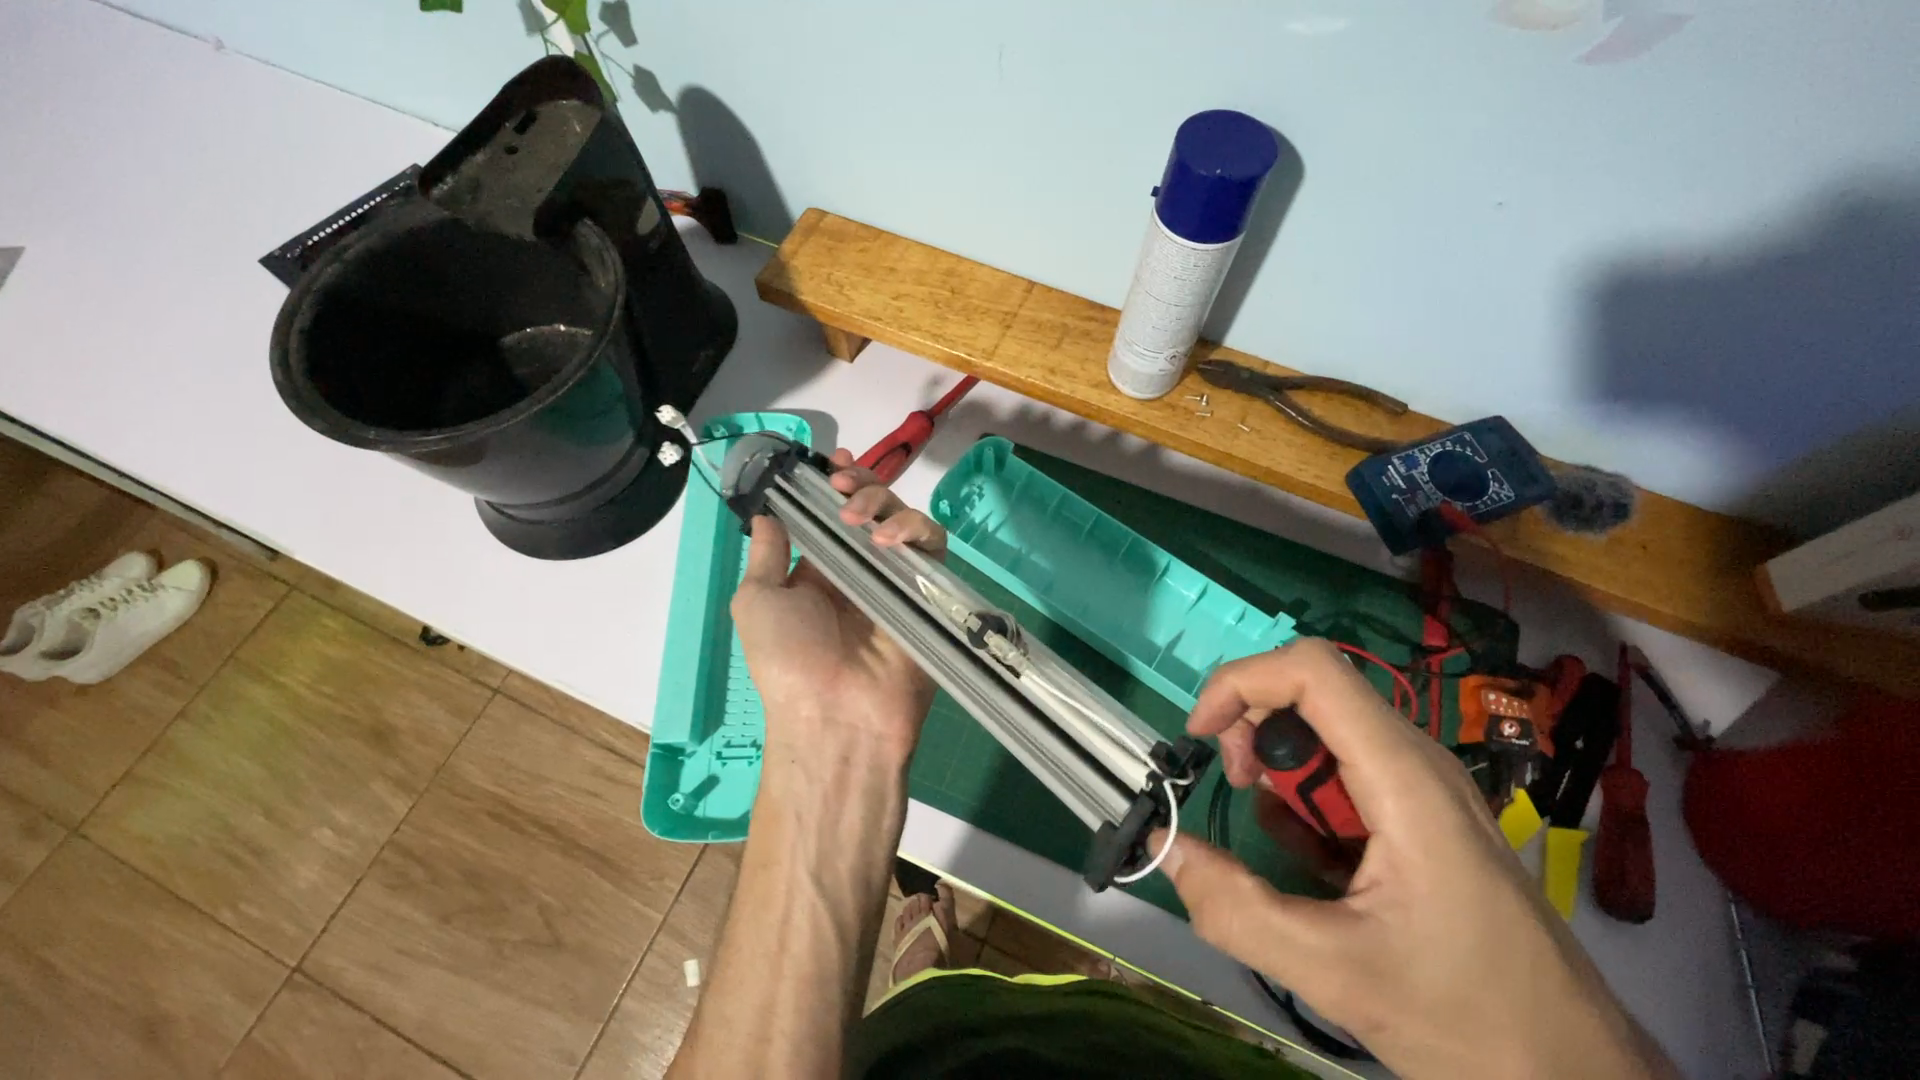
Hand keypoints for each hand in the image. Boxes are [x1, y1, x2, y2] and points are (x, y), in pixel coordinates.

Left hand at [731, 449, 946, 769]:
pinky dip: (915, 531)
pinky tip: (889, 538)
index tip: (831, 465)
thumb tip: (766, 513)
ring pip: (905, 521)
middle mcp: (860, 571)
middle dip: (860, 487)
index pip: (833, 516)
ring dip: (884, 504)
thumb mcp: (757, 602)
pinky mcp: (929, 593)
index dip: (835, 487)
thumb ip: (766, 553)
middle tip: (843, 486)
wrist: (836, 719)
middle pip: (872, 510)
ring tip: (859, 516)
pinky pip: (932, 548)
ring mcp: (896, 581)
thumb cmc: (787, 661)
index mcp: (819, 573)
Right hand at [1161, 639, 1675, 1079]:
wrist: (1574, 1073)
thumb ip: (1235, 908)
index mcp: (1403, 778)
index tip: (1201, 737)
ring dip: (1283, 771)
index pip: (1312, 669)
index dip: (1241, 682)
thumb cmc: (1467, 1017)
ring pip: (1329, 734)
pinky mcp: (1425, 817)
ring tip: (1282, 843)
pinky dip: (1312, 802)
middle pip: (1315, 692)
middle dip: (1255, 729)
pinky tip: (1317, 864)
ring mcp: (1426, 788)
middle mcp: (1417, 762)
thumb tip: (1163, 846)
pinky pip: (1350, 774)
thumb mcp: (1333, 972)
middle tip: (1239, 793)